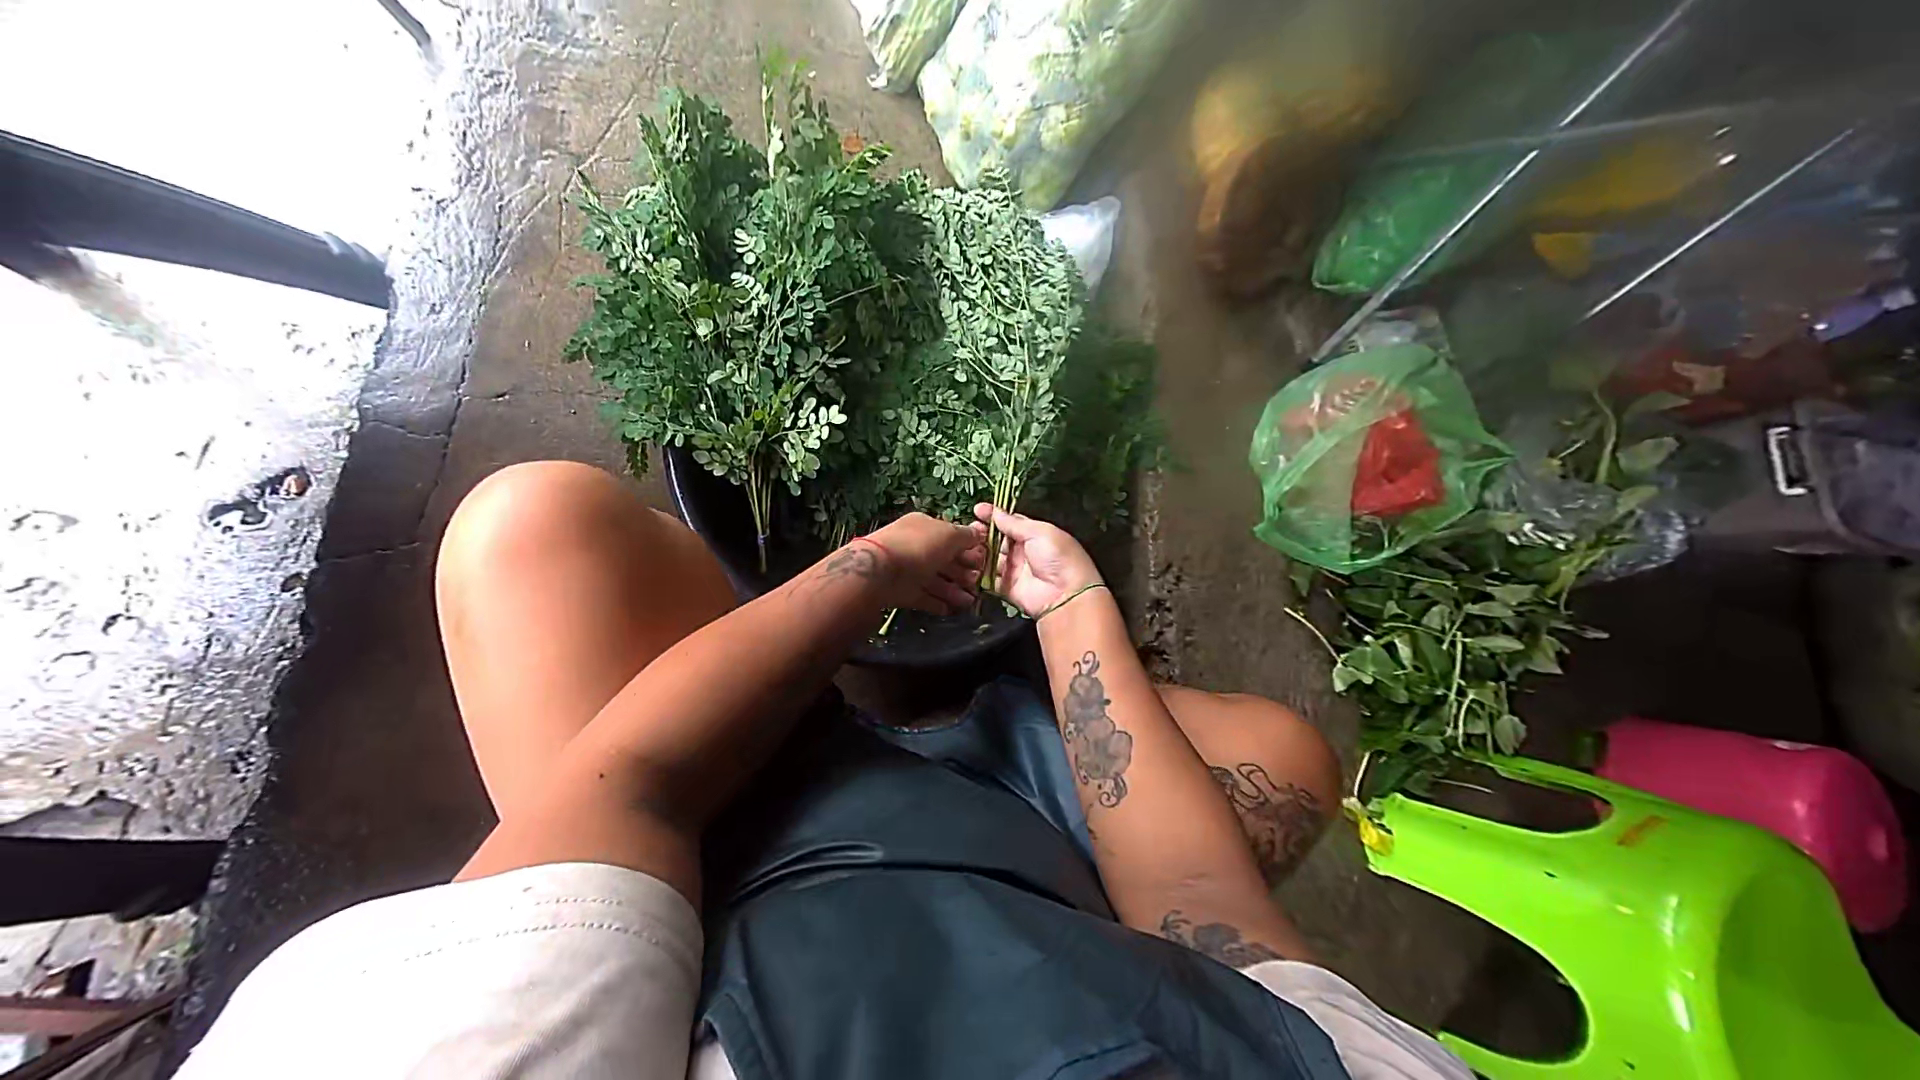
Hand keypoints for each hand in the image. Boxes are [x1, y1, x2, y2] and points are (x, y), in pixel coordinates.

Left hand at [863, 512, 984, 613]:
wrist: (879, 571)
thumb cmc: (919, 547)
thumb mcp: (949, 535)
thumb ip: (966, 536)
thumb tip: (979, 534)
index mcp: (925, 526)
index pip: (952, 537)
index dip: (970, 549)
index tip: (984, 562)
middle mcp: (916, 546)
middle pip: (945, 560)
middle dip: (963, 572)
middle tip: (977, 584)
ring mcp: (908, 570)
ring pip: (936, 580)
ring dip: (954, 590)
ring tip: (969, 601)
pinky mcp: (902, 592)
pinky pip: (924, 596)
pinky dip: (937, 603)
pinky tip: (951, 609)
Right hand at [972, 504, 1101, 618]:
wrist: (1066, 595)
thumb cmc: (1059, 558)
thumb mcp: (1039, 532)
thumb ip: (1015, 523)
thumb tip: (996, 512)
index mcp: (1034, 534)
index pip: (1010, 522)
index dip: (994, 516)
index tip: (978, 510)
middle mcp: (1023, 551)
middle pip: (997, 540)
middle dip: (984, 534)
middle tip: (970, 530)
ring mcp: (1015, 570)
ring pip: (990, 558)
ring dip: (980, 552)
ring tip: (968, 546)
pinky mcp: (1007, 588)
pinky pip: (989, 579)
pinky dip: (979, 573)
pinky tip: (970, 564)